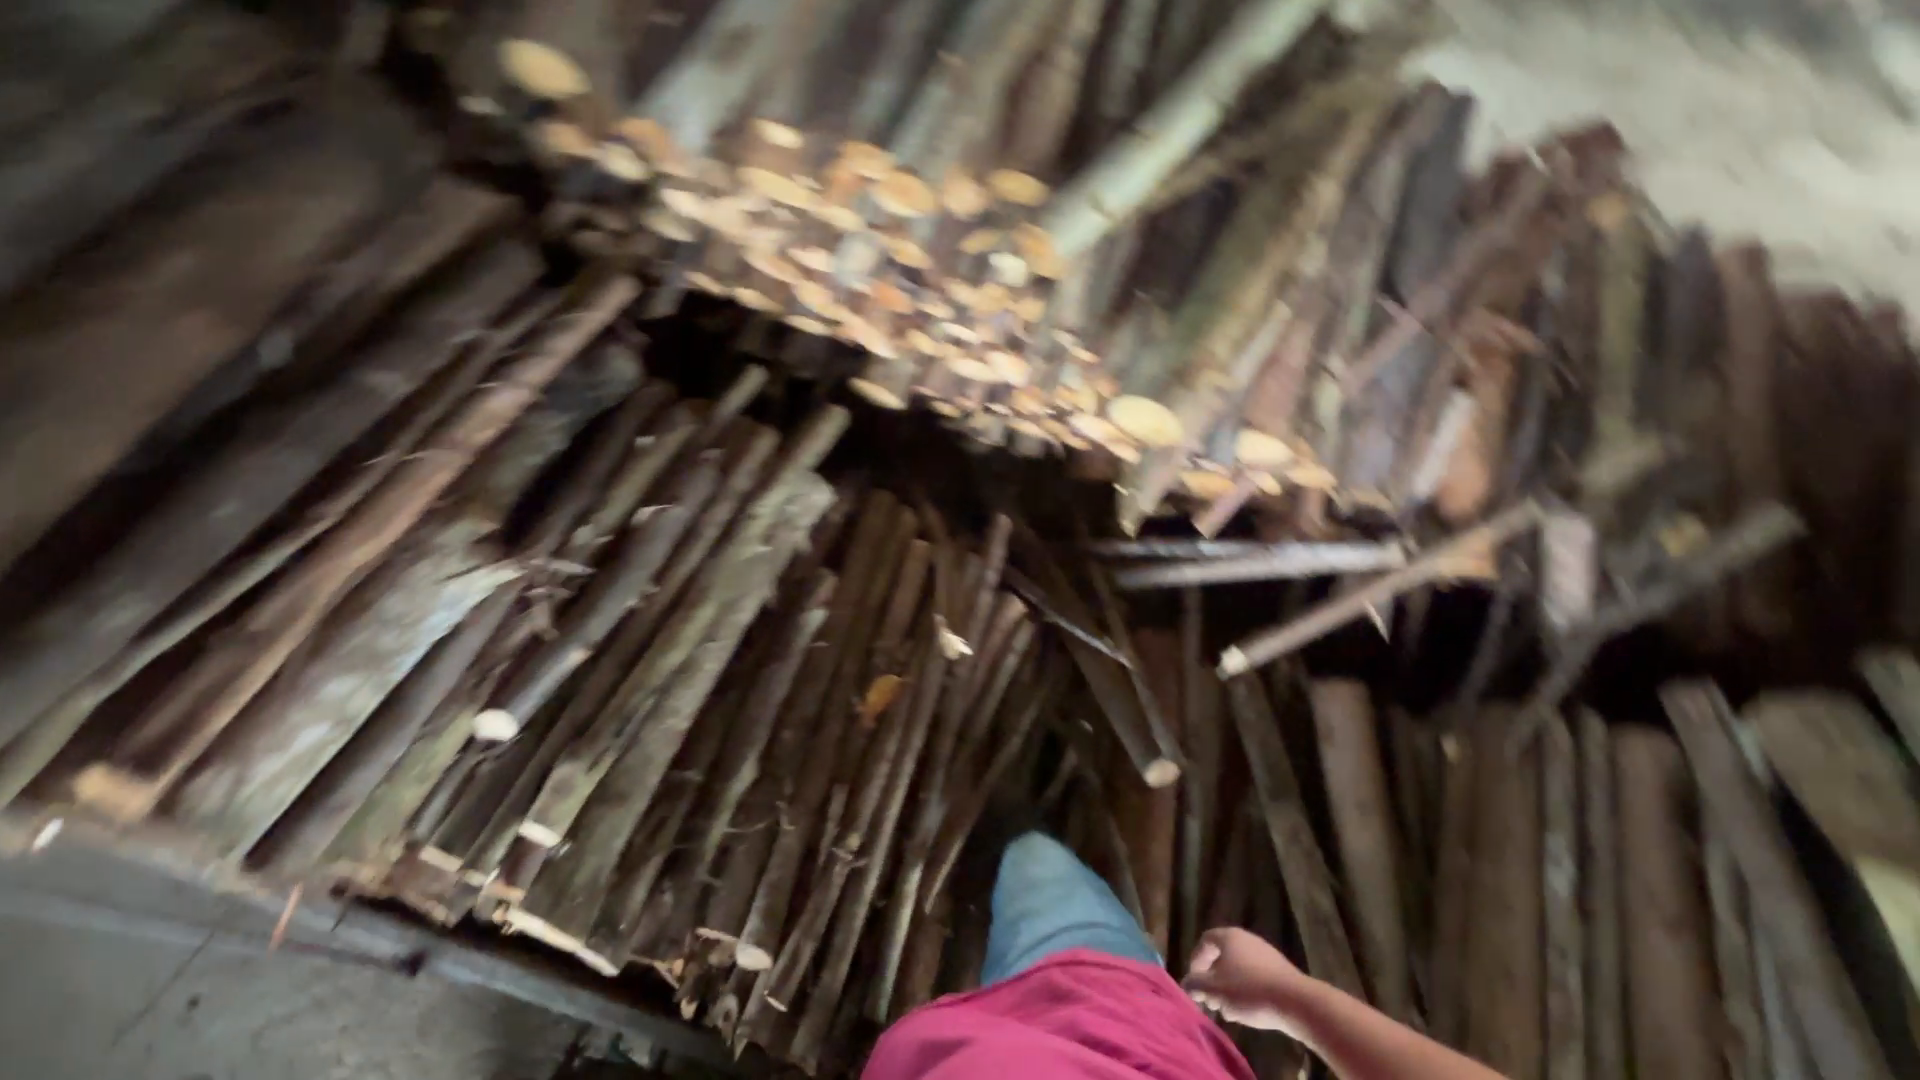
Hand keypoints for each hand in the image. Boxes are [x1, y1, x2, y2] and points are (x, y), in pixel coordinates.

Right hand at [1182, 927, 1308, 1033]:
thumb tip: (1187, 984)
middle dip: (1212, 978)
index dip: (1196, 959)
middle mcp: (1247, 939)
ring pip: (1239, 968)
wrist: (1297, 1003)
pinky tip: (1247, 1010)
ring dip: (1229, 987)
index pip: (1205, 941)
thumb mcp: (1214, 990)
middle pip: (1222, 956)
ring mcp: (1266, 954)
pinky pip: (1255, 977)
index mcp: (1229, 937)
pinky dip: (1246, 991)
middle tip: (1209, 999)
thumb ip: (1195, 985)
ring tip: (1227, 1009)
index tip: (1195, 980)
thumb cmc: (1249, 991)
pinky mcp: (1280, 971)